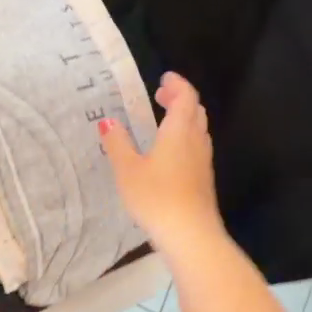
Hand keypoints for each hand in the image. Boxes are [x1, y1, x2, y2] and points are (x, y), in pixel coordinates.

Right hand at [100, 72, 223, 246]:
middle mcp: (196, 141)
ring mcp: (202, 161)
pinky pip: (196, 147)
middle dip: (180, 99)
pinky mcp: (203, 179)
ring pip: (198, 130)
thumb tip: (108, 121)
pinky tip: (169, 153)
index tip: (163, 78)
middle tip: (161, 95)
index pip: (185, 97)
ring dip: (184, 119)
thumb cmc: (156, 197)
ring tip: (164, 121)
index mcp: (178, 132)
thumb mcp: (127, 169)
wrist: (189, 233)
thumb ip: (118, 143)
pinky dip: (184, 138)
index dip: (176, 84)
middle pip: (195, 111)